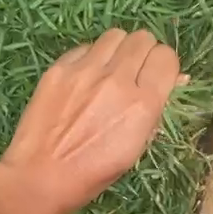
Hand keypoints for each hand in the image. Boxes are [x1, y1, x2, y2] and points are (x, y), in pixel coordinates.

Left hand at [0, 29, 181, 213]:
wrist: (40, 177)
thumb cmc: (93, 173)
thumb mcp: (135, 147)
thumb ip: (153, 109)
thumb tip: (173, 79)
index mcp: (142, 105)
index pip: (166, 57)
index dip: (164, 66)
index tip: (156, 77)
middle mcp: (116, 80)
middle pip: (143, 39)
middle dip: (144, 53)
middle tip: (135, 72)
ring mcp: (85, 71)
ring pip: (115, 36)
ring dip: (119, 50)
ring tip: (111, 70)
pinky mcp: (59, 68)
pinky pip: (86, 48)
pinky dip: (91, 58)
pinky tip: (84, 79)